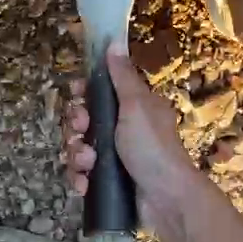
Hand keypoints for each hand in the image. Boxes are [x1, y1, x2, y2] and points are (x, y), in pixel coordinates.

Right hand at [64, 39, 207, 241]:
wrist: (166, 199)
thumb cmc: (152, 146)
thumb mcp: (136, 105)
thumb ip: (122, 76)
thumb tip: (114, 41)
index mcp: (132, 107)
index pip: (100, 91)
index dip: (83, 92)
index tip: (76, 94)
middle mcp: (123, 128)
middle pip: (83, 119)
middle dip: (76, 125)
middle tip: (82, 129)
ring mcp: (115, 156)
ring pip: (79, 147)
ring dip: (77, 155)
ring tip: (87, 164)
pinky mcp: (107, 181)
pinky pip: (82, 173)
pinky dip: (80, 178)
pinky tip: (84, 184)